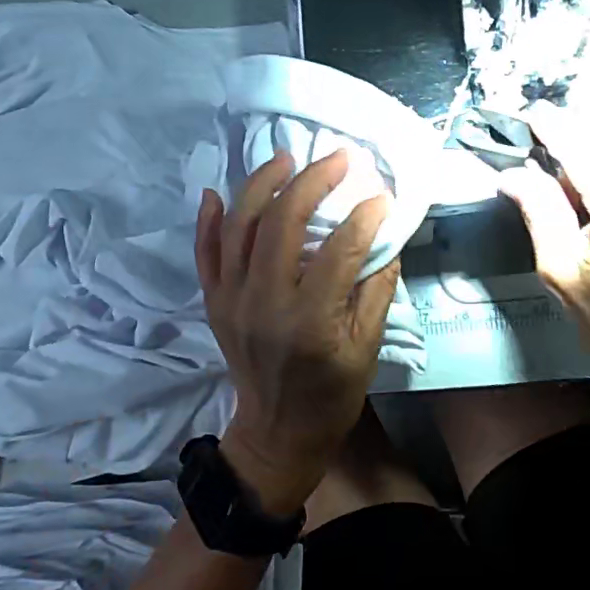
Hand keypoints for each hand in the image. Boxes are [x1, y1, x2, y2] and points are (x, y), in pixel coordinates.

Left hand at [195, 150, 400, 515]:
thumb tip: (384, 239)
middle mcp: (265, 303)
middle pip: (282, 224)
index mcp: (311, 320)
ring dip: (261, 185)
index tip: (381, 196)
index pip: (339, 250)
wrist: (278, 431)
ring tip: (284, 158)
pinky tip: (217, 192)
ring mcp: (232, 299)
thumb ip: (376, 290)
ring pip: (239, 227)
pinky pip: (205, 252)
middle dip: (312, 182)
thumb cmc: (332, 394)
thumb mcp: (368, 348)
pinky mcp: (214, 302)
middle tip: (336, 158)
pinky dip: (208, 220)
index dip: (364, 217)